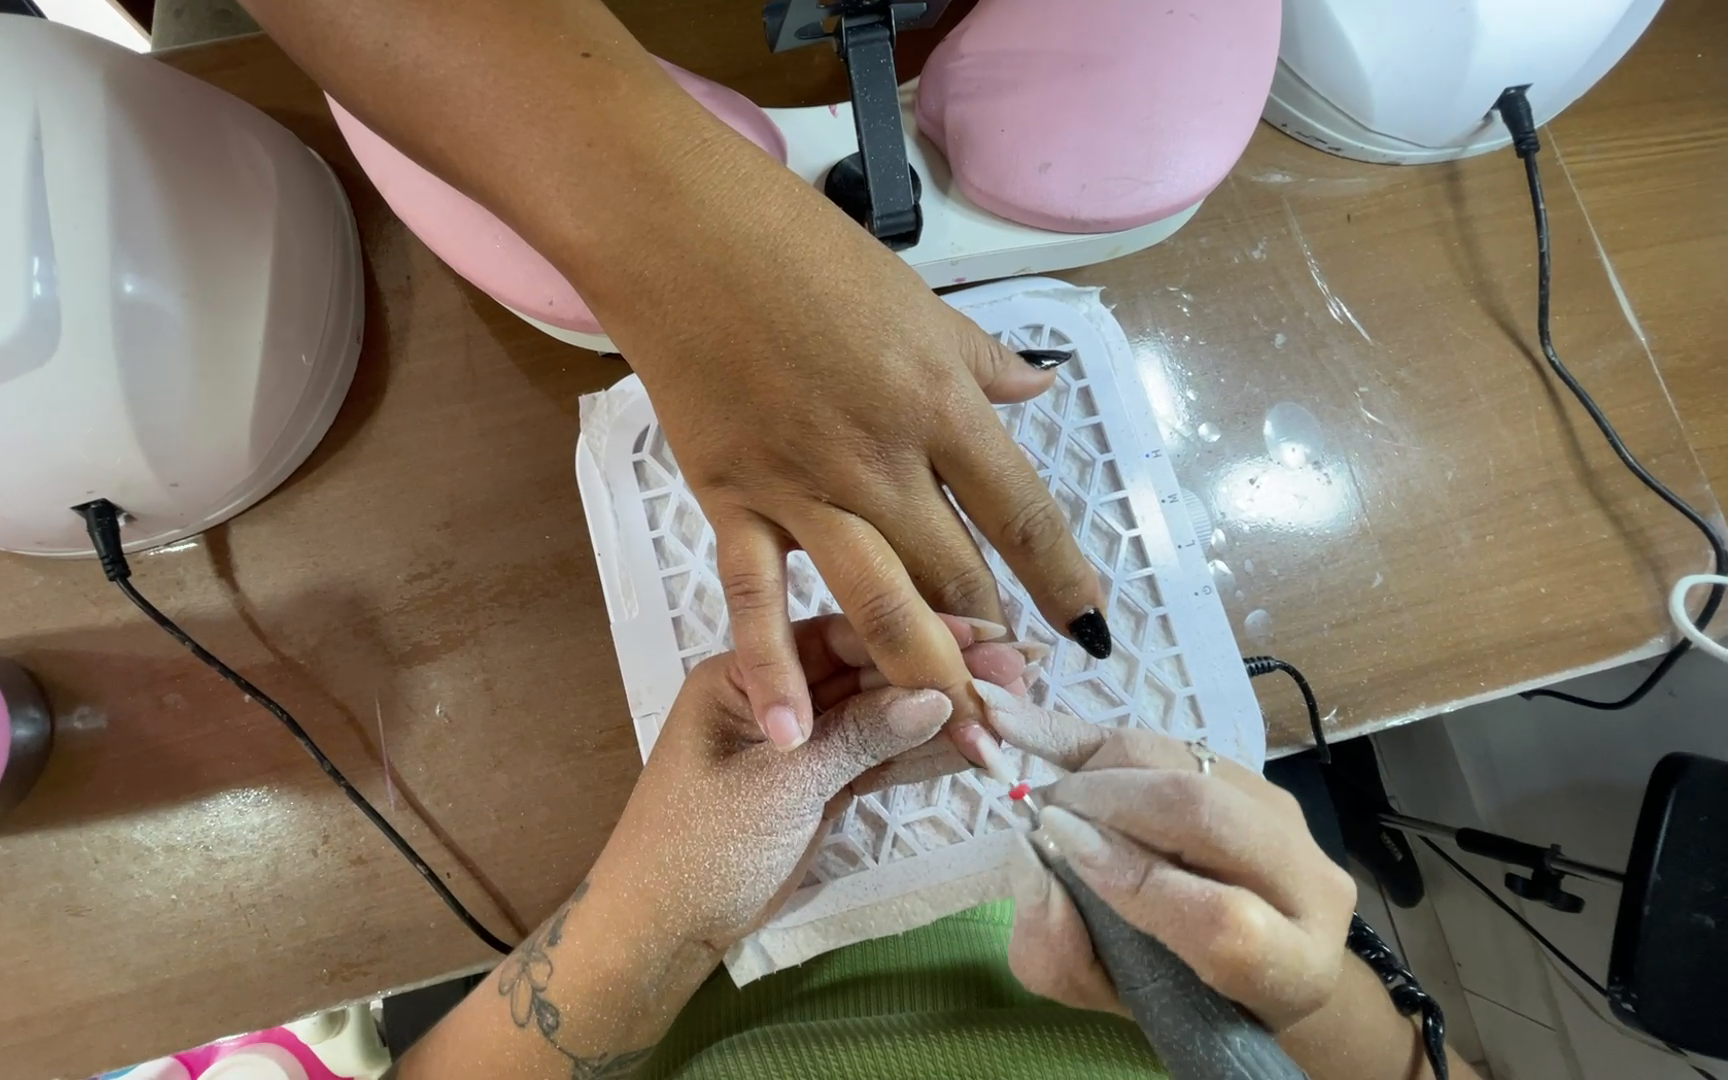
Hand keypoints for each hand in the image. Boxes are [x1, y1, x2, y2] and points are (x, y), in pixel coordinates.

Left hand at [585, 615, 1033, 963]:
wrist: (664, 931)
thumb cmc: (700, 846)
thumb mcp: (779, 784)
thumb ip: (858, 735)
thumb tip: (937, 694)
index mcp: (748, 671)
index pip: (839, 637)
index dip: (908, 634)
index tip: (979, 633)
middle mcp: (779, 695)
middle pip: (869, 674)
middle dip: (938, 671)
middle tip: (1017, 665)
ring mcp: (805, 740)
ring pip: (882, 717)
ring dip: (941, 714)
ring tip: (1014, 702)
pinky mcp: (822, 781)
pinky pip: (879, 758)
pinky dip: (923, 755)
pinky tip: (974, 744)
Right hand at [589, 138, 1109, 754]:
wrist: (684, 238)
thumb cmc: (804, 252)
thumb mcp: (916, 300)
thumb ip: (979, 361)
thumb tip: (1036, 395)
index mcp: (941, 401)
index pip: (1022, 512)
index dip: (1065, 580)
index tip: (1093, 634)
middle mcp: (885, 460)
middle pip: (956, 572)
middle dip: (994, 644)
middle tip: (1019, 705)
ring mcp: (804, 489)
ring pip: (878, 602)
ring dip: (925, 673)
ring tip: (959, 738)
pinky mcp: (733, 502)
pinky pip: (757, 597)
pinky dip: (773, 668)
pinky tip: (794, 735)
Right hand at [975, 683, 1356, 1030]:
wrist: (1234, 943)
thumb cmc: (1169, 982)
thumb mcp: (1109, 995)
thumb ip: (1058, 952)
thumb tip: (1029, 863)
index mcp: (1287, 967)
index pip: (1222, 920)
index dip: (1131, 878)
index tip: (1060, 846)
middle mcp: (1303, 882)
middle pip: (1203, 813)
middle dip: (1105, 802)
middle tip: (1046, 814)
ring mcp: (1275, 811)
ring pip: (1175, 759)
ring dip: (1096, 768)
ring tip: (1053, 794)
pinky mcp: (1233, 765)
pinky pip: (1148, 736)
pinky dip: (1075, 730)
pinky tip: (1010, 717)